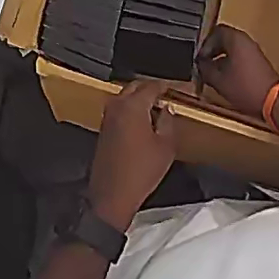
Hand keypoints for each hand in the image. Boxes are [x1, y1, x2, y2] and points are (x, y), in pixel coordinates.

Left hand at [87, 80, 175, 226]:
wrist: (113, 192)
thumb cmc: (141, 170)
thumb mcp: (165, 146)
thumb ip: (168, 121)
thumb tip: (167, 108)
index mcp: (133, 106)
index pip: (150, 86)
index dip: (164, 85)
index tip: (174, 88)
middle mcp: (117, 105)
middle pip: (135, 86)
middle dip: (150, 87)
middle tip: (166, 94)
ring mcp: (108, 115)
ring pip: (125, 95)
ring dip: (139, 96)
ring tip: (156, 106)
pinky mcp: (104, 126)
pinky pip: (119, 107)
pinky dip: (131, 107)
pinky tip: (142, 119)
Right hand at [195, 24, 278, 117]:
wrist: (274, 101)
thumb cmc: (245, 87)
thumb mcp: (218, 79)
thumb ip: (204, 68)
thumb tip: (200, 64)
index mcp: (235, 39)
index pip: (216, 31)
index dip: (205, 44)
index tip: (200, 57)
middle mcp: (246, 41)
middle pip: (224, 39)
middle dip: (212, 51)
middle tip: (204, 63)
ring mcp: (254, 52)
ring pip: (232, 49)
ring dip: (221, 58)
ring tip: (213, 73)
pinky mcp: (259, 63)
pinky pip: (241, 57)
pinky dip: (231, 64)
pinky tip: (226, 79)